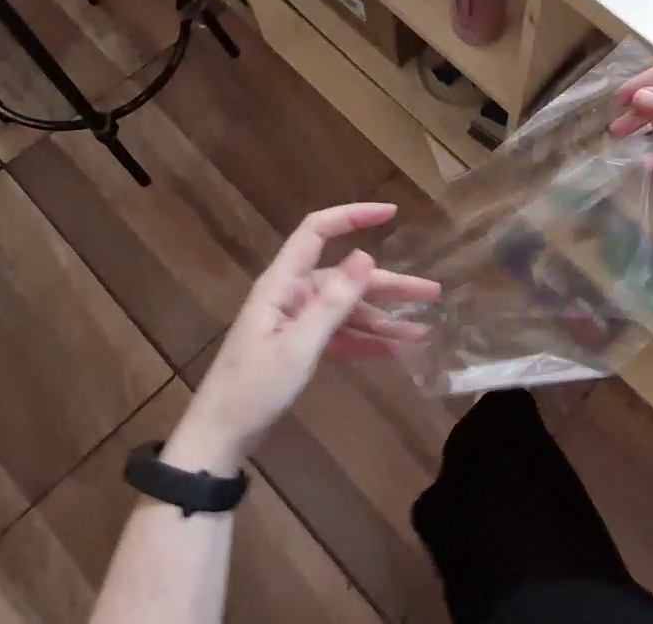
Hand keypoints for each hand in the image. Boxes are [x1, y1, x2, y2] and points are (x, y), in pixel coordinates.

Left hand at [165, 203, 439, 474]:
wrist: (219, 438)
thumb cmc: (253, 388)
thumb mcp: (297, 346)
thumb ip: (333, 302)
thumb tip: (367, 256)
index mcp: (283, 284)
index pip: (318, 232)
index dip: (353, 216)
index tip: (392, 213)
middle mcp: (292, 295)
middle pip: (347, 277)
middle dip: (389, 284)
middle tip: (433, 291)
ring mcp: (297, 322)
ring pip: (349, 309)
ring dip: (385, 318)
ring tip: (424, 329)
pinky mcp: (301, 347)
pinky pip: (342, 335)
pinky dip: (368, 341)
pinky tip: (398, 350)